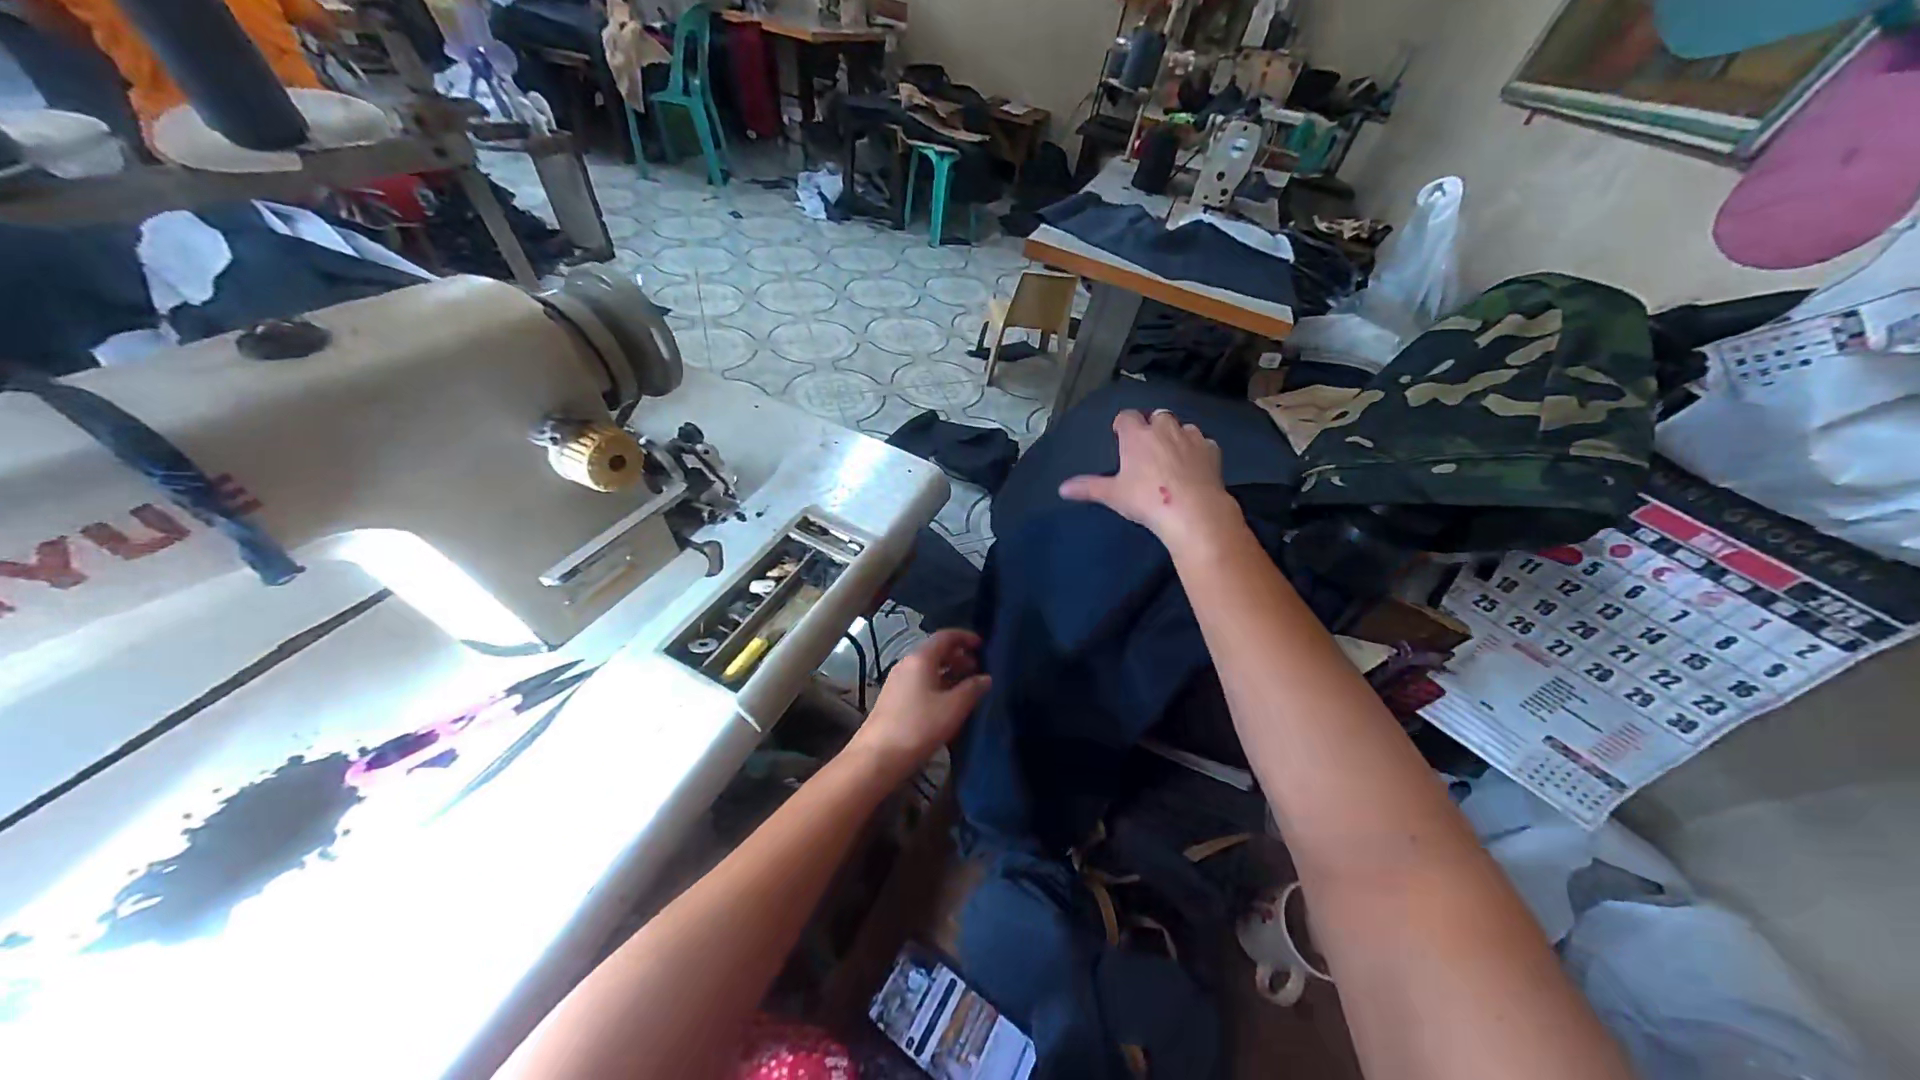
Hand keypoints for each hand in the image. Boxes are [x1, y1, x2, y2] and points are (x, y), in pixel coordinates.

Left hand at [848, 629, 989, 780]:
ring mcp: (898, 682)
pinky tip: (948, 702)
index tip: (983, 645)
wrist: (878, 757)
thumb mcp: (953, 708)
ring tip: (968, 686)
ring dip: (949, 672)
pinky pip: (920, 682)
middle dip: (959, 656)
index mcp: (920, 659)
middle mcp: (907, 664)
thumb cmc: (919, 727)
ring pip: (928, 668)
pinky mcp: (894, 699)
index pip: (945, 636)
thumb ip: (972, 689)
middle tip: (979, 669)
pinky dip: (938, 684)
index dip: (965, 637)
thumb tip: (986, 678)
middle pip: (936, 651)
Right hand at [1058, 409, 1238, 549]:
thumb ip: (1088, 488)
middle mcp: (1164, 429)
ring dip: (1175, 435)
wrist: (1193, 511)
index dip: (1123, 424)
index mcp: (1137, 436)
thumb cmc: (1147, 499)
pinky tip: (1193, 465)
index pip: (1127, 416)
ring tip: (1170, 455)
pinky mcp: (1211, 450)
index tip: (1121, 436)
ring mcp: (1191, 437)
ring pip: (1182, 426)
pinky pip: (1202, 442)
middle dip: (1151, 426)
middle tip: (1146, 448)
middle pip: (1157, 415)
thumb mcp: (1113, 495)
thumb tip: (1062, 489)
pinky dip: (1196, 449)